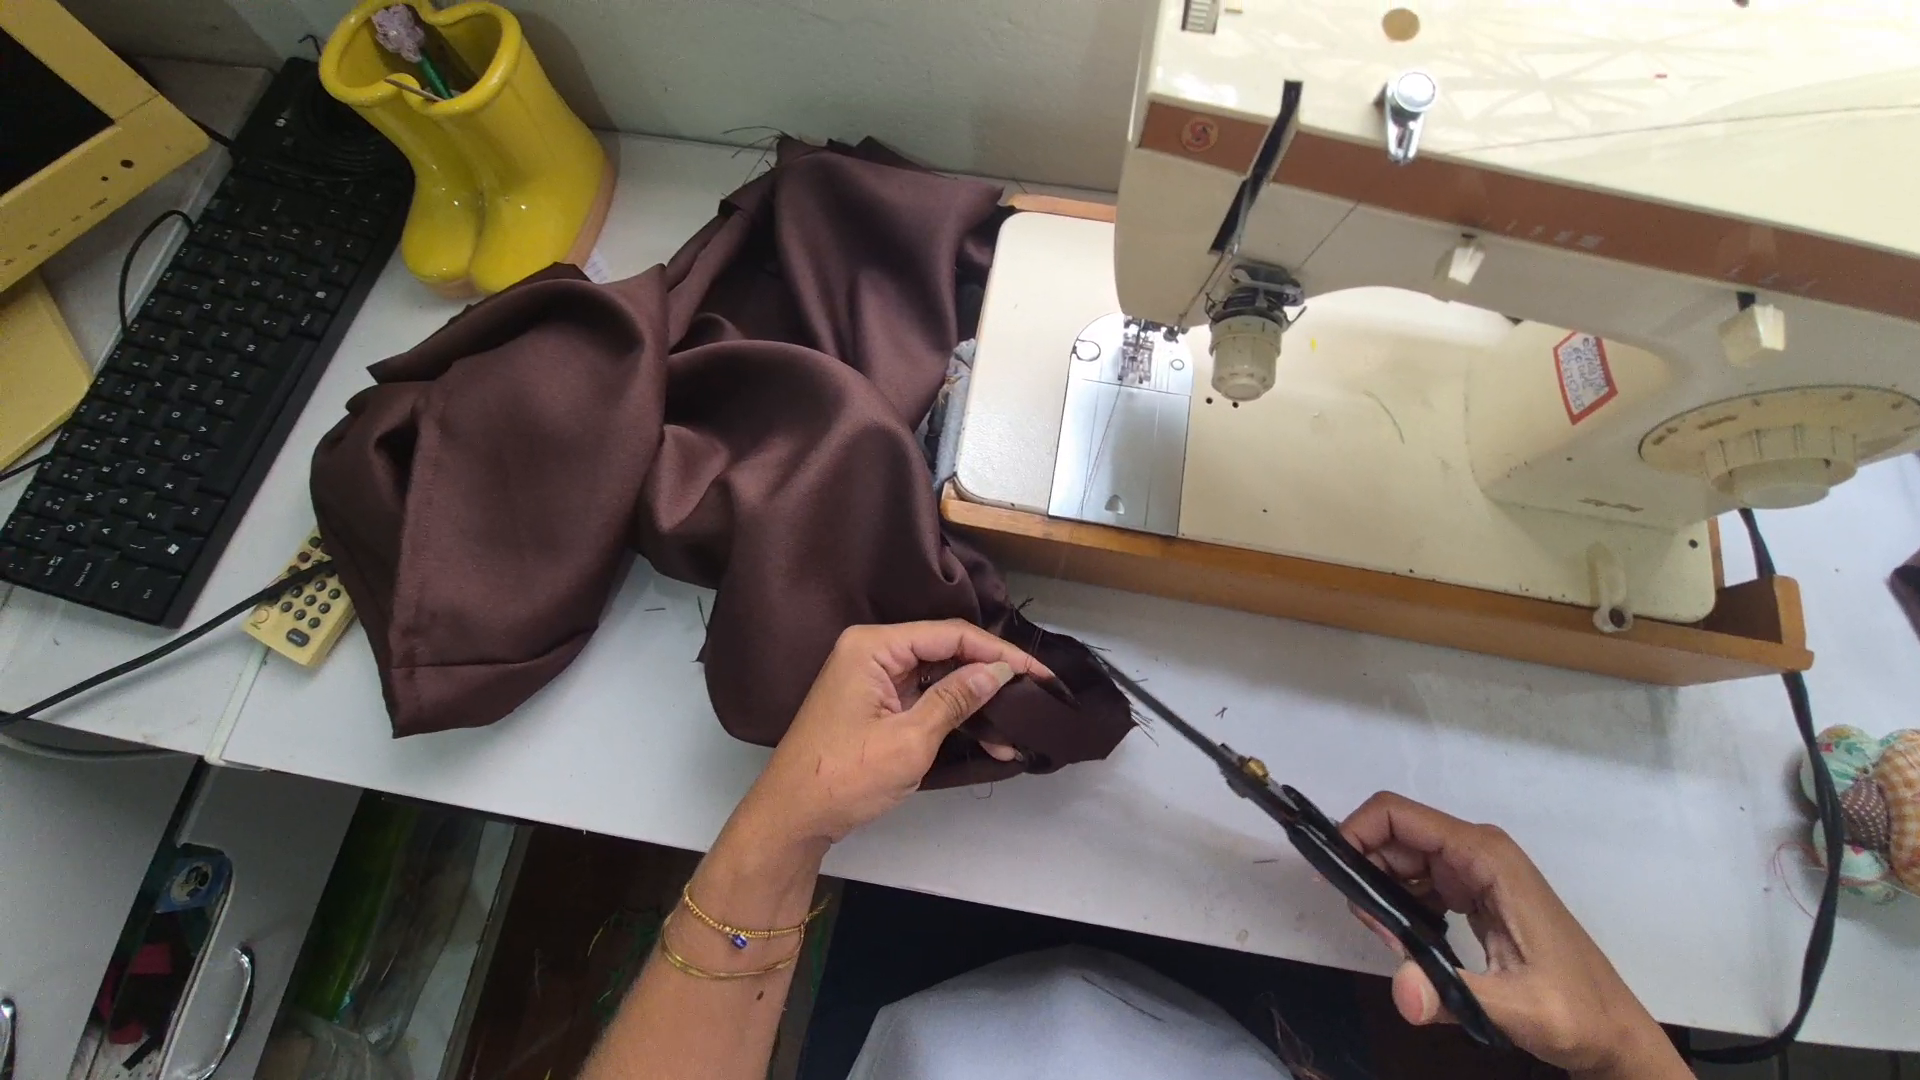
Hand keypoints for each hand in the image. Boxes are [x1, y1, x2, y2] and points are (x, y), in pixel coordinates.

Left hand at [737, 620, 1050, 846]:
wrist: (792, 818)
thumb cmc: (845, 776)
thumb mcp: (909, 740)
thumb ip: (956, 699)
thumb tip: (1000, 671)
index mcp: (874, 646)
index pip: (949, 635)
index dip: (996, 651)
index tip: (1037, 671)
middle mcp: (874, 652)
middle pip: (945, 651)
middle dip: (989, 675)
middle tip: (1034, 694)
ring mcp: (875, 678)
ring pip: (939, 677)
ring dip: (976, 701)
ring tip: (1015, 728)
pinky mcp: (878, 703)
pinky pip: (924, 698)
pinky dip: (954, 716)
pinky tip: (988, 739)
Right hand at [1339, 793, 1688, 1078]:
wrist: (1617, 1039)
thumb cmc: (1577, 1014)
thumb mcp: (1518, 1010)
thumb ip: (1453, 996)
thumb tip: (1401, 996)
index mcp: (1484, 856)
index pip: (1397, 814)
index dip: (1356, 832)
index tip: (1338, 878)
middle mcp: (1474, 850)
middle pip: (1391, 835)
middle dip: (1366, 873)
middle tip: (1373, 928)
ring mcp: (1471, 870)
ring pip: (1397, 857)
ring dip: (1380, 892)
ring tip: (1394, 942)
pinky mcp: (1467, 890)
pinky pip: (1412, 880)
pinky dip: (1397, 904)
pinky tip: (1408, 941)